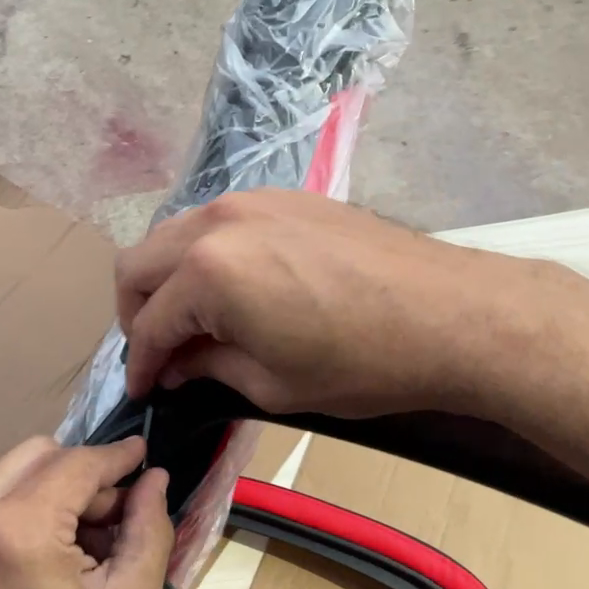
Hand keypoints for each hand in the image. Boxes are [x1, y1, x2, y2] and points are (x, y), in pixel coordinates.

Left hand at [0, 437, 172, 588]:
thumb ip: (147, 530)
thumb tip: (155, 480)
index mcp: (18, 529)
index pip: (78, 464)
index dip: (118, 457)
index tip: (146, 455)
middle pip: (42, 453)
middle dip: (85, 473)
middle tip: (118, 515)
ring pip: (15, 467)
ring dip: (56, 485)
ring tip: (88, 538)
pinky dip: (28, 501)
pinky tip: (54, 546)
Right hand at [116, 190, 568, 419]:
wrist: (452, 313)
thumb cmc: (361, 363)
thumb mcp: (271, 383)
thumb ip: (207, 368)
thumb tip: (176, 366)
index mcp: (207, 274)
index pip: (149, 325)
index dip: (140, 365)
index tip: (142, 391)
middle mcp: (214, 224)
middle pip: (137, 265)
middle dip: (135, 313)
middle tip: (157, 352)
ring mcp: (248, 202)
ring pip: (170, 235)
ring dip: (165, 279)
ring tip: (189, 319)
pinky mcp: (281, 197)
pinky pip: (213, 222)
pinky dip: (201, 255)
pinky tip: (229, 287)